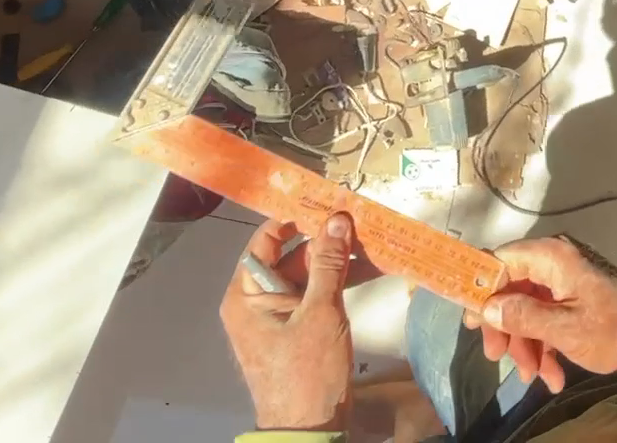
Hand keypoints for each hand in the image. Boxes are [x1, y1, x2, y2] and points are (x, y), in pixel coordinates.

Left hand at [220, 213, 369, 430]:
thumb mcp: (321, 312)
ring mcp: (278, 315)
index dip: (295, 216)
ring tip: (369, 239)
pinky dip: (337, 279)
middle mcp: (256, 300)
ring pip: (308, 272)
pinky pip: (315, 292)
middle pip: (291, 254)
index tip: (327, 197)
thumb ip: (329, 262)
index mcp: (246, 295)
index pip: (267, 239)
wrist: (312, 432)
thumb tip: (338, 217)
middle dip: (325, 237)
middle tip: (359, 218)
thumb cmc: (306, 372)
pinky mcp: (297, 328)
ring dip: (337, 258)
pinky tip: (367, 267)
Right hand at [465, 236, 616, 392]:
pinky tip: (553, 376)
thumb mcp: (563, 328)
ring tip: (535, 376)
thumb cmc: (609, 327)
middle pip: (511, 287)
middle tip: (497, 357)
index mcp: (550, 257)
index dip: (481, 287)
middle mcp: (552, 261)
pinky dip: (544, 344)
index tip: (470, 319)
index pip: (501, 260)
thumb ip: (523, 316)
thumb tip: (487, 309)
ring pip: (526, 306)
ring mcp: (561, 280)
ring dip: (526, 343)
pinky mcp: (570, 297)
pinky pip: (545, 315)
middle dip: (505, 326)